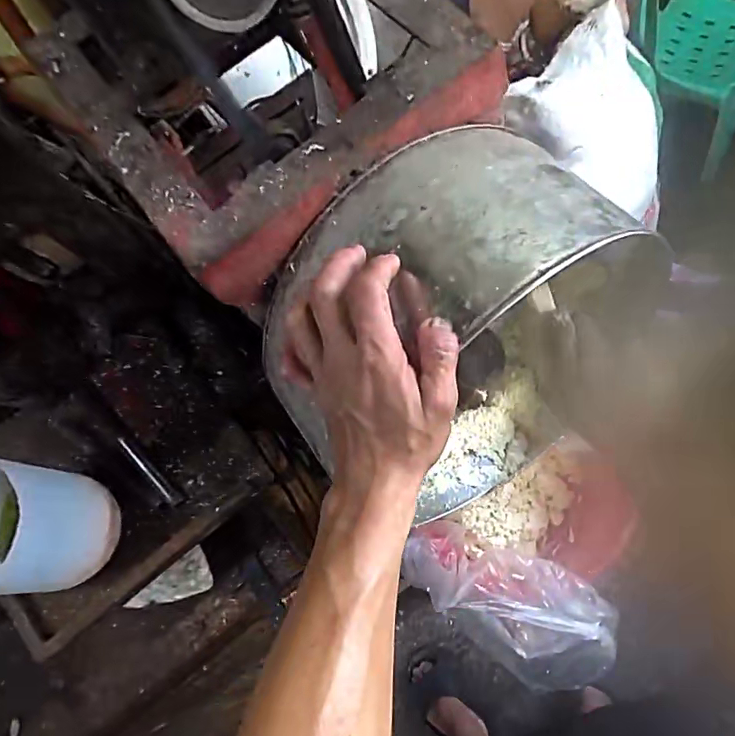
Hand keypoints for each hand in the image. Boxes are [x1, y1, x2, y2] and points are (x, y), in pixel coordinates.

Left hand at [282, 246, 458, 503]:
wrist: (373, 481)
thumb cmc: (410, 445)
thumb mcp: (441, 406)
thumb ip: (440, 361)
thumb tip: (436, 323)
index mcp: (376, 358)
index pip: (366, 295)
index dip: (377, 269)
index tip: (392, 264)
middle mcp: (342, 357)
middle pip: (324, 295)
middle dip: (339, 265)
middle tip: (358, 255)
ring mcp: (322, 372)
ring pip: (300, 318)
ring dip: (313, 289)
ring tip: (332, 278)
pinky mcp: (315, 387)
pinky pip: (294, 351)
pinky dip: (296, 329)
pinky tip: (310, 322)